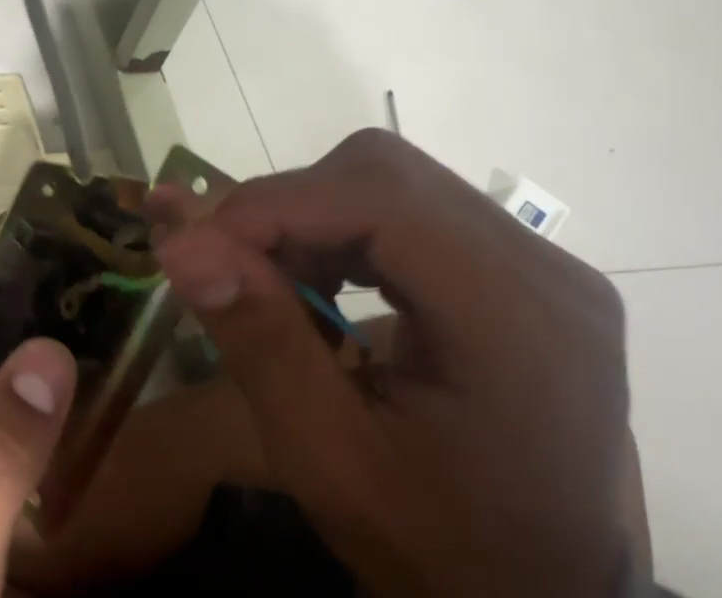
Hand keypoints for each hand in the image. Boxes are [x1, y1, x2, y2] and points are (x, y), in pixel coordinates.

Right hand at [150, 130, 631, 597]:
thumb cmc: (438, 546)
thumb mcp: (331, 461)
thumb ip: (261, 342)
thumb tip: (178, 241)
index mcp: (517, 317)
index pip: (381, 198)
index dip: (272, 205)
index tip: (193, 249)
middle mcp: (543, 269)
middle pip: (383, 174)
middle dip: (287, 212)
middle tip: (233, 278)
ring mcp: (537, 268)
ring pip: (387, 184)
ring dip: (308, 224)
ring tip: (277, 299)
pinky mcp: (516, 277)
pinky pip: (406, 215)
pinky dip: (339, 238)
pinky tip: (322, 298)